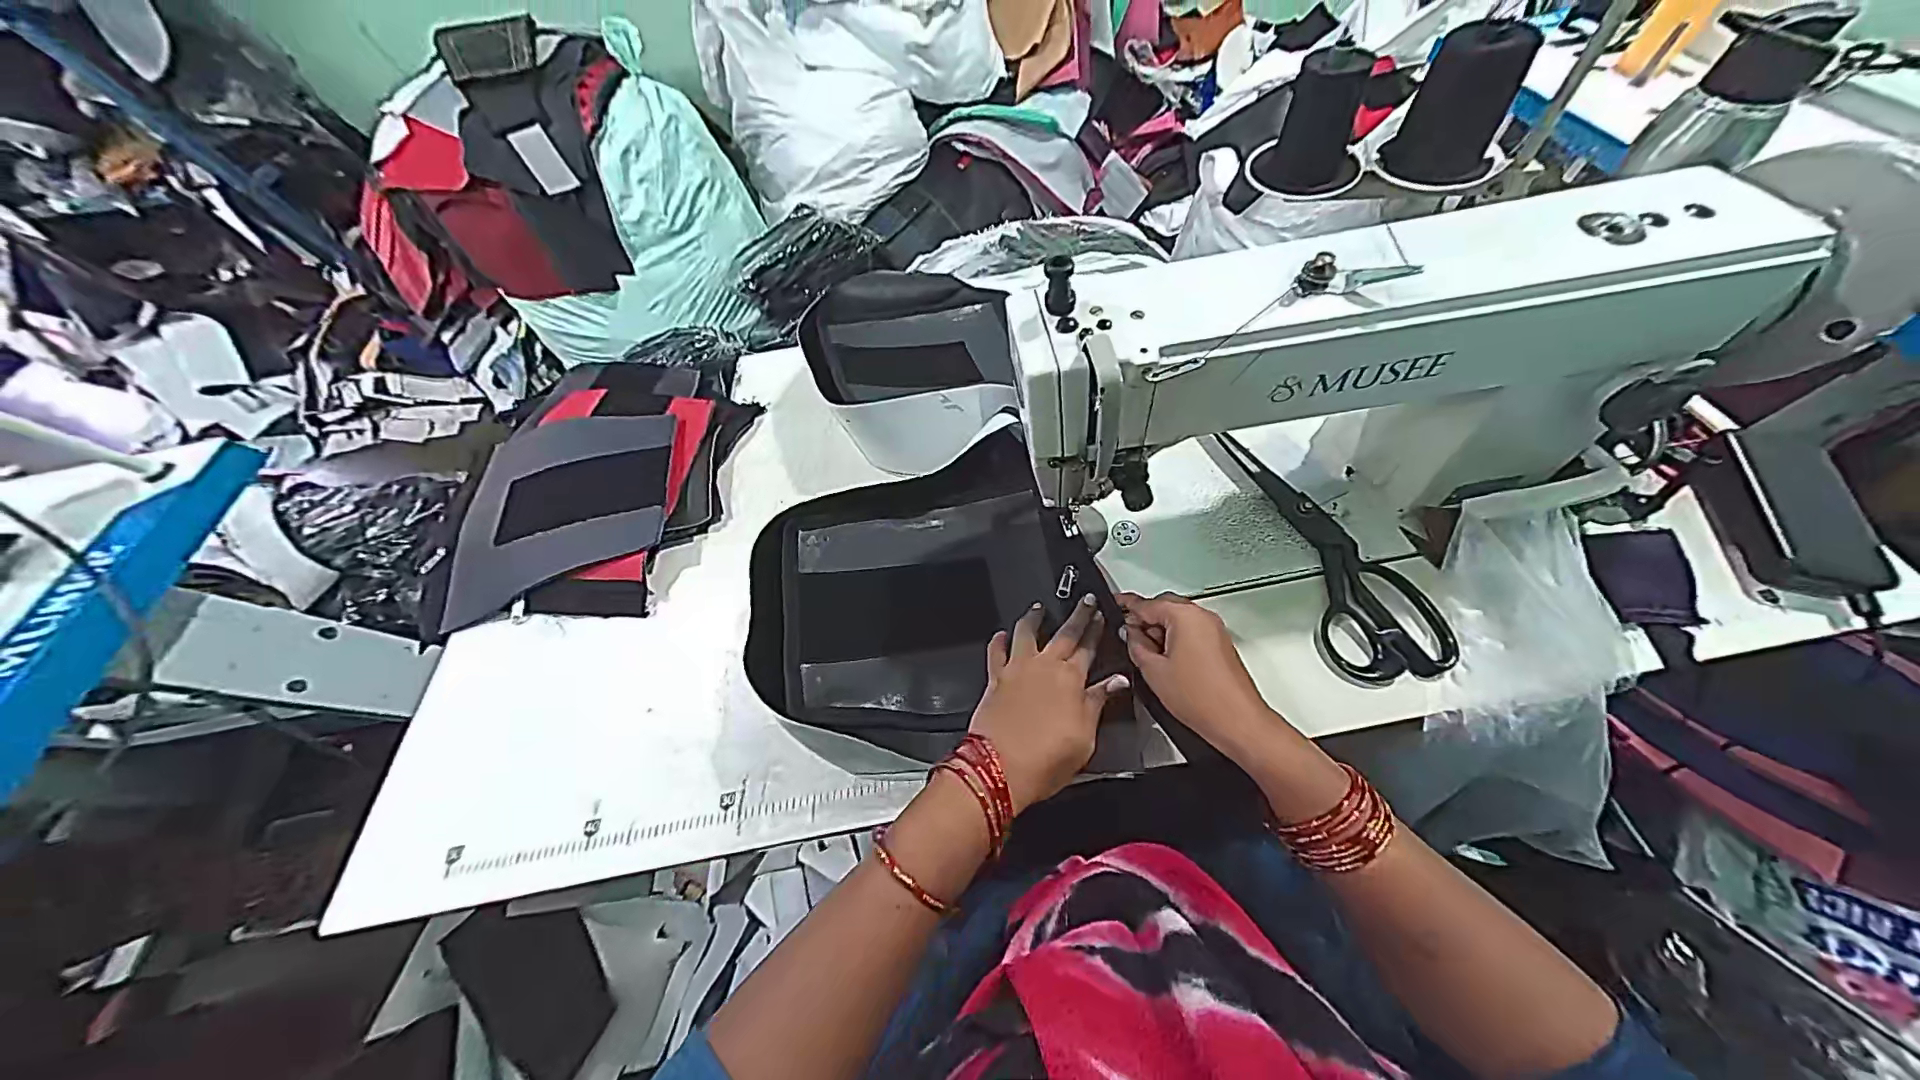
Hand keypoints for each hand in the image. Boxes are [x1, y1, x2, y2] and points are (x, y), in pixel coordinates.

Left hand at [969, 596, 1128, 812]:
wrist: (999, 768)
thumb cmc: (1044, 760)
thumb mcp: (1085, 737)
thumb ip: (1097, 703)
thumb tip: (1115, 683)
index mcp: (1071, 679)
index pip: (1089, 647)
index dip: (1097, 631)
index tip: (1102, 617)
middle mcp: (1043, 667)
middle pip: (1064, 632)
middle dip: (1078, 615)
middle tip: (1084, 602)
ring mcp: (1016, 670)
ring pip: (1026, 632)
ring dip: (1034, 618)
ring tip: (1039, 607)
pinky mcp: (995, 680)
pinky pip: (996, 652)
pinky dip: (998, 641)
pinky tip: (1000, 634)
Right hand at [1116, 591, 1289, 759]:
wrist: (1237, 721)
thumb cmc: (1204, 699)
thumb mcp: (1152, 670)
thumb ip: (1135, 644)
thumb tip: (1131, 634)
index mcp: (1185, 616)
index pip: (1147, 603)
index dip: (1127, 606)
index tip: (1117, 605)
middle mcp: (1203, 618)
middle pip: (1164, 607)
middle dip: (1145, 621)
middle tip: (1129, 637)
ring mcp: (1215, 630)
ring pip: (1178, 621)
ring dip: (1161, 633)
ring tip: (1151, 659)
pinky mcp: (1220, 644)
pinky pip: (1192, 633)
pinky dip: (1177, 642)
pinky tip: (1168, 665)